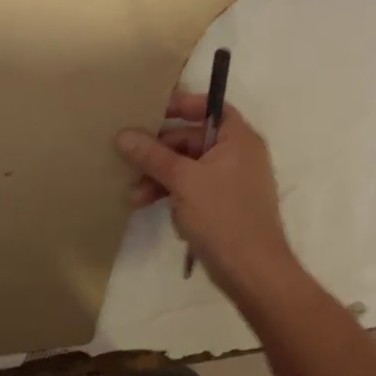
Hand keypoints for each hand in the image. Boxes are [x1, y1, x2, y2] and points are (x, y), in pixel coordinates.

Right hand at [116, 93, 298, 297]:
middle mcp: (238, 155)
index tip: (151, 110)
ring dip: (160, 178)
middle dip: (158, 154)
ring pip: (187, 168)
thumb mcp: (183, 181)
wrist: (252, 271)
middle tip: (128, 163)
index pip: (210, 107)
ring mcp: (231, 182)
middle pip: (192, 140)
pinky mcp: (222, 206)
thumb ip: (152, 156)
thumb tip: (123, 134)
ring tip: (134, 197)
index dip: (182, 104)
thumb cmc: (223, 215)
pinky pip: (192, 190)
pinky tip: (151, 208)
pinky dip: (173, 195)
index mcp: (238, 138)